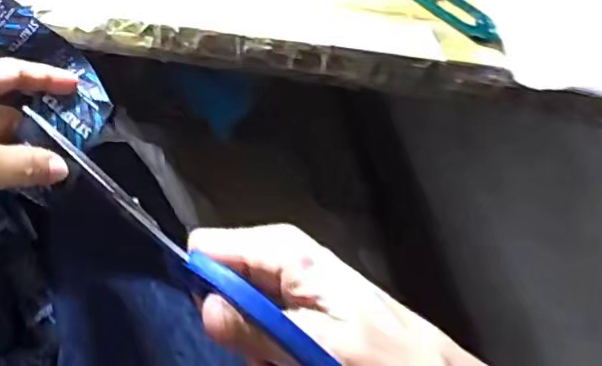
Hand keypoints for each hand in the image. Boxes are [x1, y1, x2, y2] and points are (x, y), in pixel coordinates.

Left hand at [0, 59, 74, 235]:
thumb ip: (27, 163)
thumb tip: (63, 165)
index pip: (12, 71)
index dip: (45, 77)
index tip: (77, 83)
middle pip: (8, 93)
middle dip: (40, 107)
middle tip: (80, 118)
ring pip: (1, 119)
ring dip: (27, 134)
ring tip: (69, 146)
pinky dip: (11, 148)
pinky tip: (37, 163)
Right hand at [189, 225, 485, 365]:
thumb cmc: (396, 364)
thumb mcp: (325, 350)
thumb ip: (258, 326)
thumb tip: (204, 307)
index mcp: (281, 247)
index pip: (205, 248)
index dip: (209, 288)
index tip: (232, 329)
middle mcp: (280, 254)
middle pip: (223, 281)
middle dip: (240, 325)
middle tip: (274, 358)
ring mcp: (294, 281)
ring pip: (242, 309)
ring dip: (261, 345)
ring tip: (298, 365)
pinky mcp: (306, 307)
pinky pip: (268, 323)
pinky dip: (279, 350)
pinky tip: (305, 364)